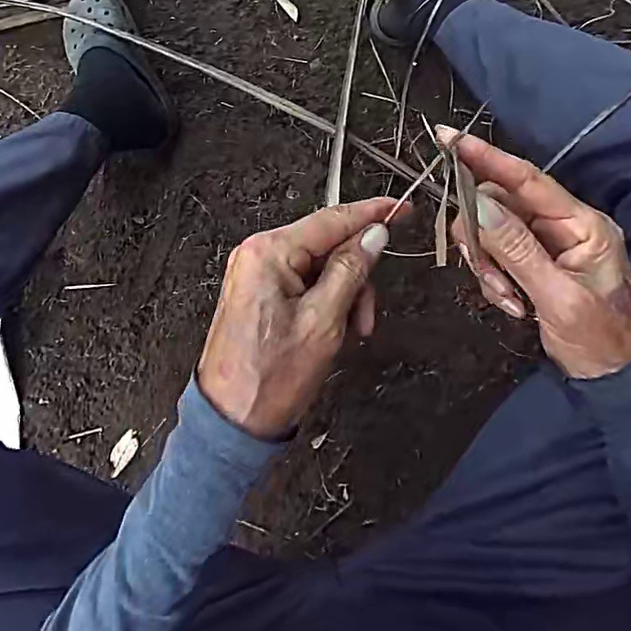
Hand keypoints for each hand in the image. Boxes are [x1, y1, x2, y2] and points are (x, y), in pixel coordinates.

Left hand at [198, 197, 409, 438]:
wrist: (231, 421)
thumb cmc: (267, 379)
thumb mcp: (323, 321)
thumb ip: (351, 271)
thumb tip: (372, 236)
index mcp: (269, 253)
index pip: (331, 219)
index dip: (371, 213)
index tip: (399, 209)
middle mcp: (257, 255)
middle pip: (327, 244)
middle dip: (356, 276)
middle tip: (367, 312)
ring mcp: (256, 273)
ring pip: (320, 266)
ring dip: (344, 294)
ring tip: (349, 331)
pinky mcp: (258, 291)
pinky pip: (304, 282)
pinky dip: (326, 301)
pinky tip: (333, 329)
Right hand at [437, 126, 630, 378]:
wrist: (625, 382)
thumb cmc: (605, 341)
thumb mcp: (560, 298)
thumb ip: (517, 250)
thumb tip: (477, 205)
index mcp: (580, 224)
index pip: (525, 178)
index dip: (485, 156)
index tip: (447, 138)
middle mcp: (561, 225)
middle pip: (497, 205)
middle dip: (480, 236)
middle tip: (482, 270)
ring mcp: (545, 244)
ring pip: (488, 231)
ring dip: (486, 264)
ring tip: (506, 298)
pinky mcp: (532, 263)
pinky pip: (493, 255)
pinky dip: (492, 279)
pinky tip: (511, 305)